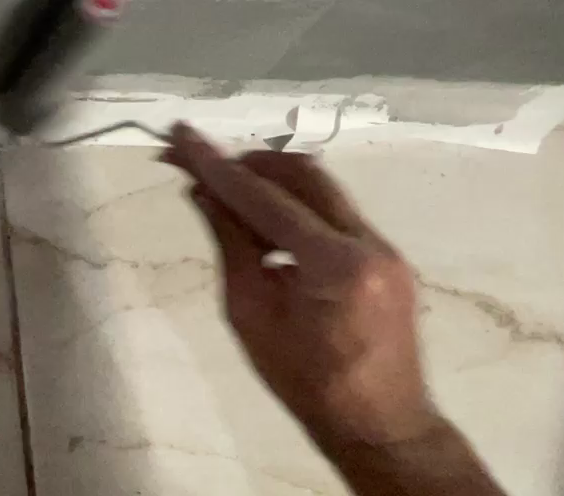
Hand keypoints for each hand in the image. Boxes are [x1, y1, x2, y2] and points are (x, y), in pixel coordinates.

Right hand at [158, 125, 439, 451]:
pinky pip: (330, 208)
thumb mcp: (249, 312)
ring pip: (318, 184)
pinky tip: (261, 222)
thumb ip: (229, 241)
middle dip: (244, 161)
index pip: (263, 197)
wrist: (382, 429)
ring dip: (268, 178)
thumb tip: (202, 190)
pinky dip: (291, 202)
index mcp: (335, 263)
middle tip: (198, 161)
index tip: (179, 135)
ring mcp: (384, 246)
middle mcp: (368, 242)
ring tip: (225, 191)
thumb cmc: (305, 380)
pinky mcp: (385, 254)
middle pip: (299, 172)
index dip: (214, 164)